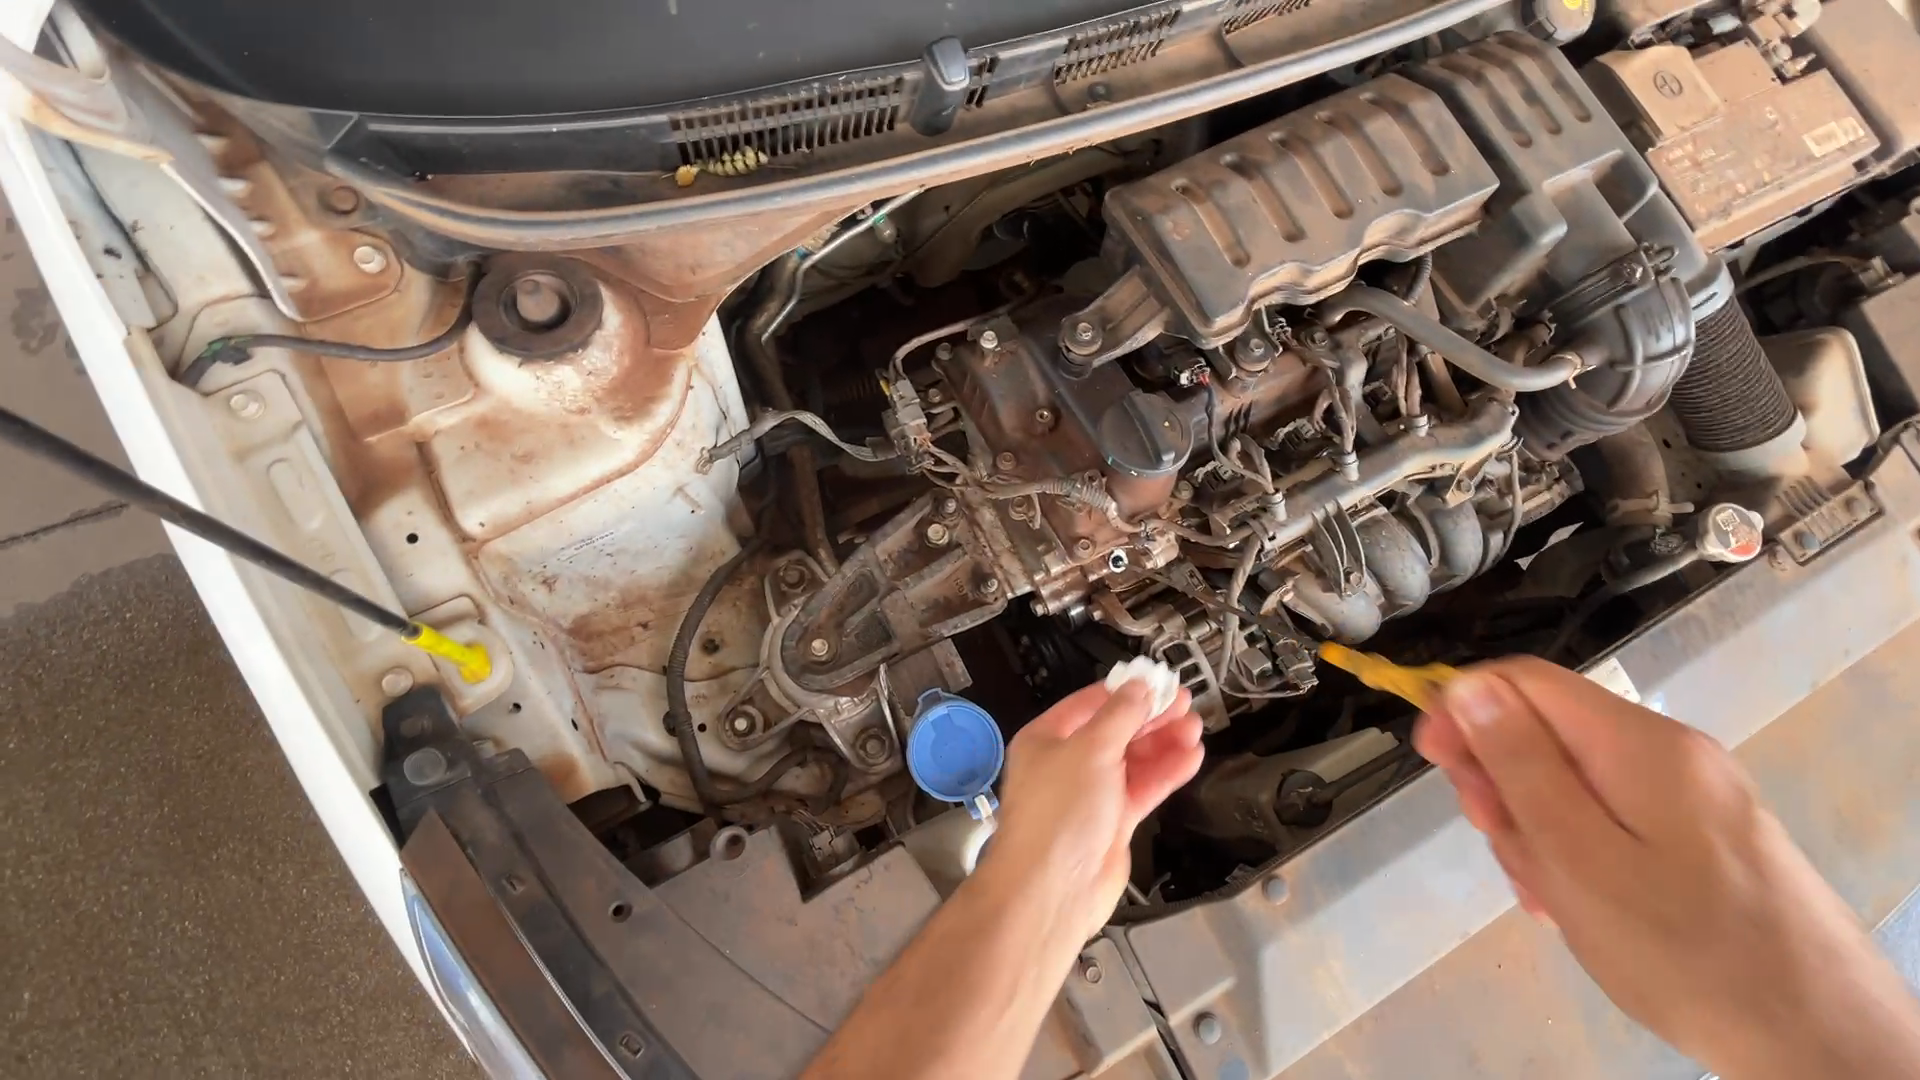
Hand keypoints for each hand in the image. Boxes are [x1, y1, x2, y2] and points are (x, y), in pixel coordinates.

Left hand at [980, 680, 1204, 943]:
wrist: (1054, 888)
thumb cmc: (1058, 814)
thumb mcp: (1090, 750)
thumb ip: (1120, 716)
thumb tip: (1139, 688)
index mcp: (1047, 738)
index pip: (1089, 703)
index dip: (1125, 691)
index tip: (1157, 681)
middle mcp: (1066, 762)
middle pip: (1115, 730)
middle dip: (1150, 716)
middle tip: (1184, 703)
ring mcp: (1090, 793)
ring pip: (1133, 759)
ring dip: (1163, 742)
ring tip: (1195, 727)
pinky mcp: (1112, 821)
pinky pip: (1142, 788)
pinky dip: (1166, 772)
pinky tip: (1190, 757)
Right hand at [1415, 656, 1919, 1078]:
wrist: (1828, 1052)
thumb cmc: (1682, 950)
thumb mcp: (1575, 853)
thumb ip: (1519, 761)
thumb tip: (1467, 684)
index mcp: (1637, 744)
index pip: (1522, 679)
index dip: (1461, 705)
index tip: (1432, 759)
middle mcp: (1667, 752)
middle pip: (1542, 729)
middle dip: (1499, 778)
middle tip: (1495, 839)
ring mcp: (1689, 794)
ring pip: (1566, 778)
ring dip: (1532, 824)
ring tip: (1542, 889)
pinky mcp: (1699, 833)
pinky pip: (1605, 816)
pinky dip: (1571, 846)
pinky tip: (1570, 898)